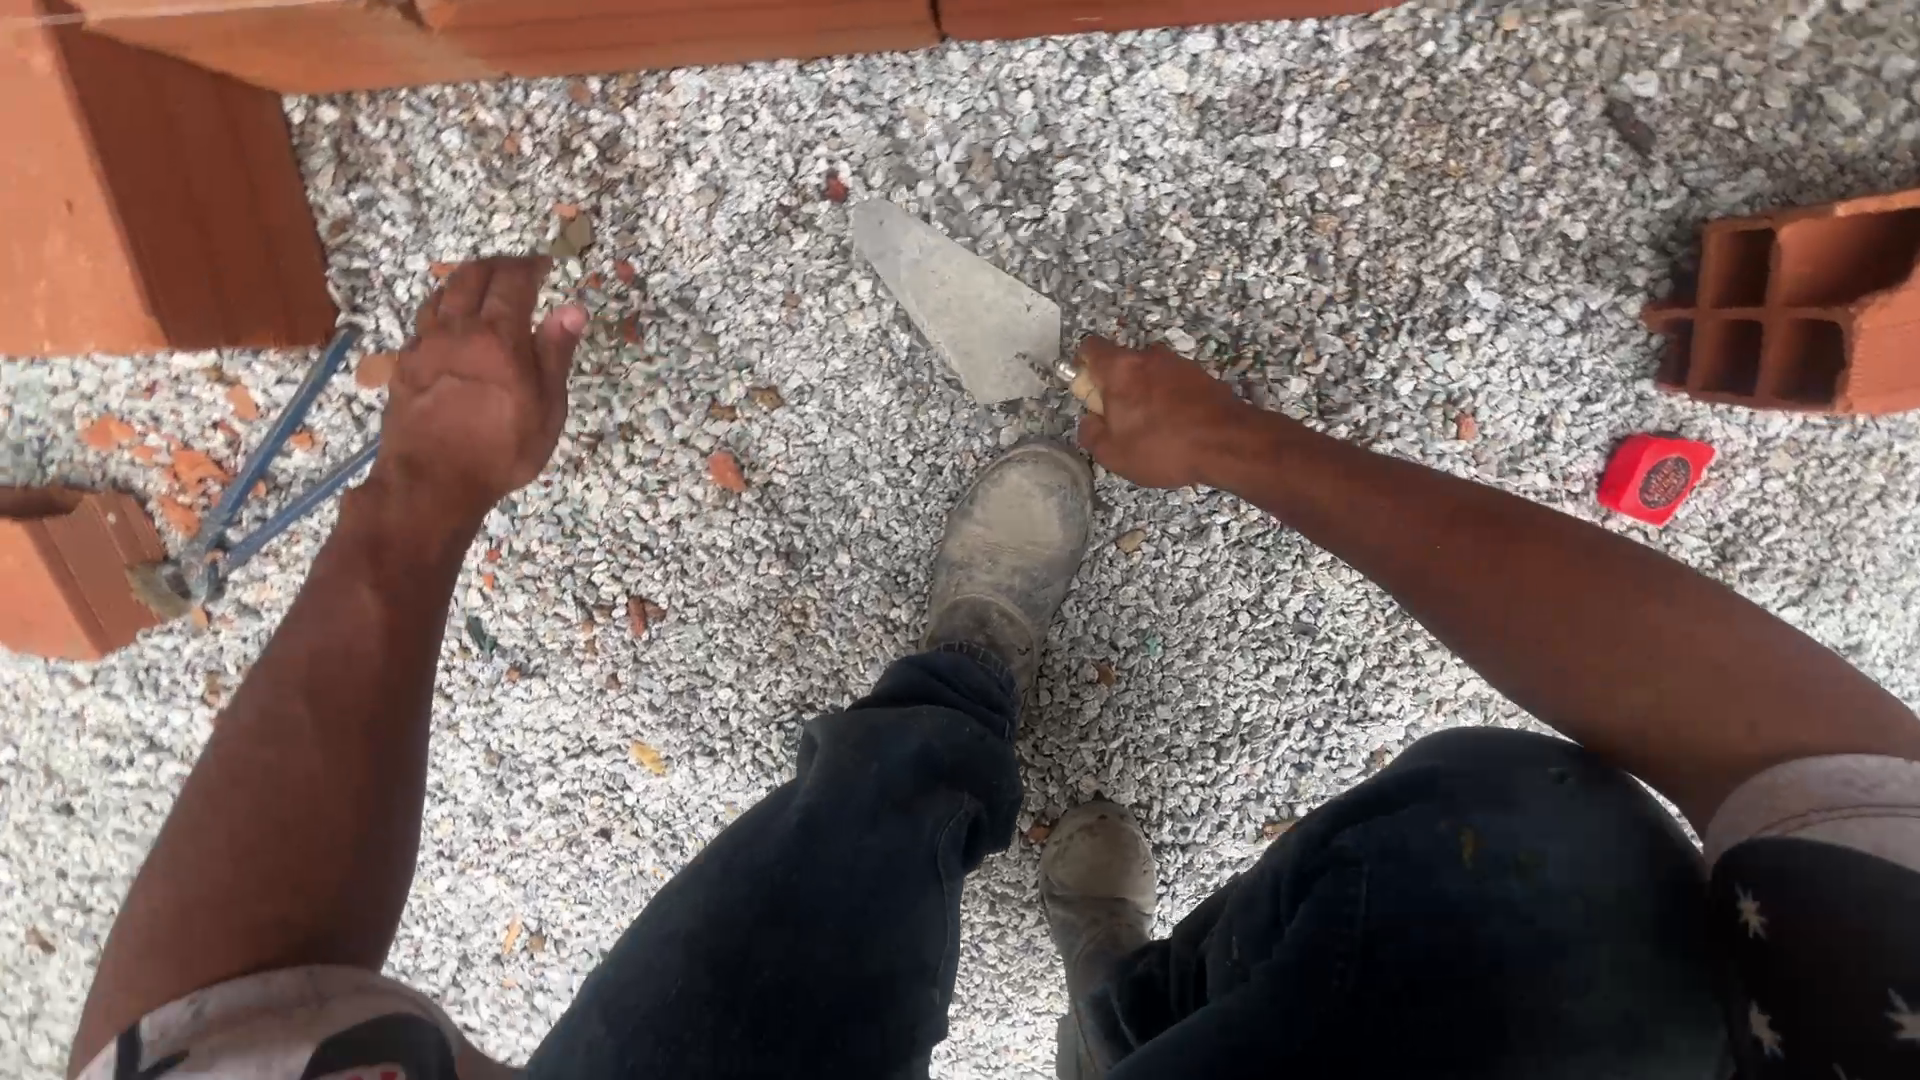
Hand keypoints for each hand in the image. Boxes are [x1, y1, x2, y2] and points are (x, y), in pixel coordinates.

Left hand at [370, 257, 585, 529]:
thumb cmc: (504, 449)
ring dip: (467, 279)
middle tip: (519, 268)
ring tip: (485, 285)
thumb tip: (572, 309)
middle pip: (472, 276)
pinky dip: (445, 305)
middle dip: (498, 264)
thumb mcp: (547, 407)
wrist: (434, 480)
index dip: (531, 267)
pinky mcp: (407, 362)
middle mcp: (458, 330)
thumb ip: (556, 353)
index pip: (514, 283)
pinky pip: (426, 318)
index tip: (546, 264)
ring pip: (443, 292)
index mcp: (499, 338)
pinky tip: (453, 320)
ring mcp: (426, 344)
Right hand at [1073, 336, 1257, 488]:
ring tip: (1152, 430)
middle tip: (1120, 422)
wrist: (1228, 444)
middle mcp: (1149, 357)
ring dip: (1144, 395)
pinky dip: (1168, 401)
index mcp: (1120, 369)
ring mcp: (1178, 364)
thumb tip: (1089, 420)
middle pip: (1121, 364)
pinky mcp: (1201, 376)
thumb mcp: (1113, 453)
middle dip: (1115, 388)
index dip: (1082, 367)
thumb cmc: (1163, 447)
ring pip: (1149, 375)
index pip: (1090, 347)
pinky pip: (1173, 385)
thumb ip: (1091, 433)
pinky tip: (1175, 429)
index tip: (1087, 392)